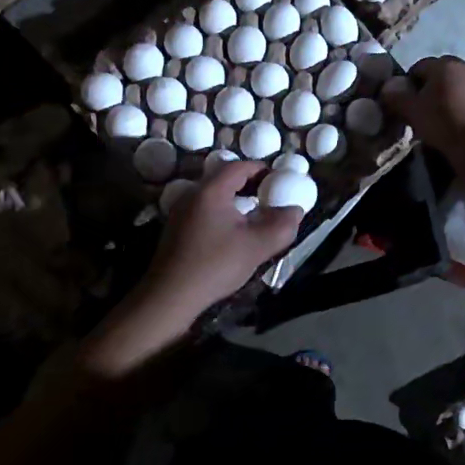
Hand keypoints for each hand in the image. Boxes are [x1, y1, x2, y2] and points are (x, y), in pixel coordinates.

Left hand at [82, 161, 299, 377]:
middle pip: (225, 178)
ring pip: (215, 195)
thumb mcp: (257, 246)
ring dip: (237, 200)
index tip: (281, 181)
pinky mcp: (176, 229)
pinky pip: (205, 209)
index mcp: (211, 191)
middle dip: (251, 185)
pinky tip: (234, 233)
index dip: (262, 170)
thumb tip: (295, 210)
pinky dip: (223, 212)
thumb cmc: (214, 266)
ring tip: (256, 215)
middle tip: (272, 197)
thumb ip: (282, 225)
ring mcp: (181, 212)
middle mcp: (192, 195)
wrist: (168, 298)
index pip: (239, 166)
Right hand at [382, 56, 464, 152]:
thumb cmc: (440, 121)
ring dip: (449, 95)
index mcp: (444, 63)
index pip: (419, 67)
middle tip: (422, 109)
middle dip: (430, 88)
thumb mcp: (410, 110)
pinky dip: (463, 105)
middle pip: (441, 74)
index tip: (405, 102)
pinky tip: (457, 122)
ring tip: (440, 117)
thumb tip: (387, 88)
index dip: (409, 84)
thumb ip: (396, 96)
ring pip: (458, 85)